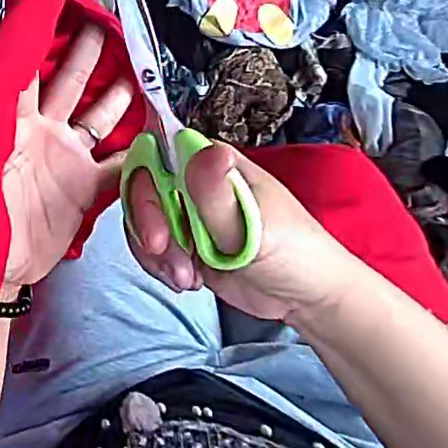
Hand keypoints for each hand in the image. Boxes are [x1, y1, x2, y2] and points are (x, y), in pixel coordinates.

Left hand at [1, 25, 133, 298]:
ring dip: (118, 93)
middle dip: (85, 53)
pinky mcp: (86, 186)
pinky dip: (141, 149)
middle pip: (68, 83)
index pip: (27, 68)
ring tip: (139, 66)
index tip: (60, 5)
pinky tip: (160, 130)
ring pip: (99, 115)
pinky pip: (120, 162)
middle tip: (105, 21)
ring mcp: (65, 156)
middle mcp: (40, 130)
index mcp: (9, 118)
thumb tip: (1, 63)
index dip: (42, 38)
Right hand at [125, 144, 360, 323]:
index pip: (157, 152)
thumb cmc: (292, 251)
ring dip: (155, 252)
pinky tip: (186, 280)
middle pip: (143, 186)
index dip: (144, 183)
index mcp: (214, 162)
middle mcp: (195, 179)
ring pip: (142, 218)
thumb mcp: (252, 225)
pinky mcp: (185, 239)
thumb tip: (206, 151)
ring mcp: (188, 210)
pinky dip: (159, 265)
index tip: (155, 226)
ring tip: (186, 276)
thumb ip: (218, 194)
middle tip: (164, 253)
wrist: (305, 295)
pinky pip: (150, 245)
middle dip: (148, 225)